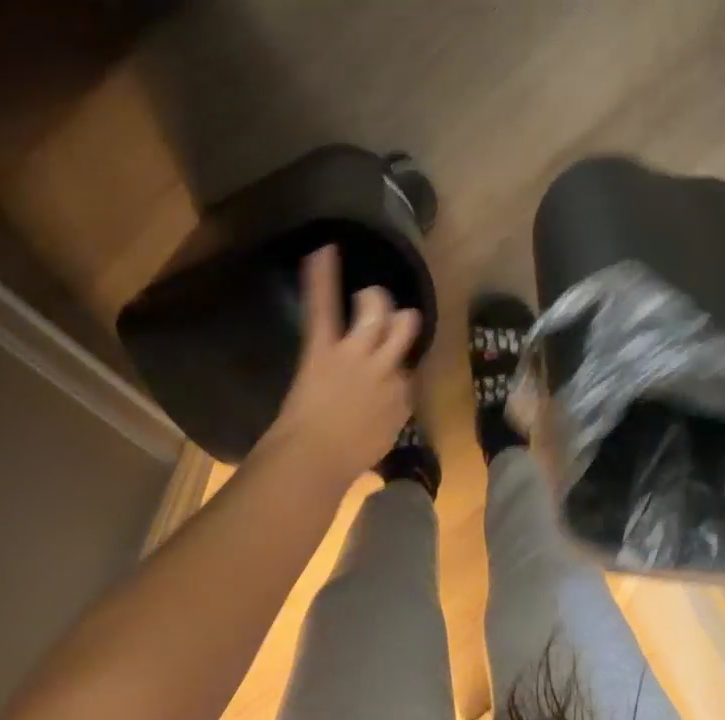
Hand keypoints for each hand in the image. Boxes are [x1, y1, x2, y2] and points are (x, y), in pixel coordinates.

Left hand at [263, 245, 420, 486]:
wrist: (316, 457)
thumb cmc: (343, 464)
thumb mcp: (377, 449)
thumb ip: (381, 430)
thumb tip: (375, 433)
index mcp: (401, 401)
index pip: (407, 374)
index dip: (398, 370)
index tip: (392, 373)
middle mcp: (387, 370)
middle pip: (402, 334)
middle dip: (400, 324)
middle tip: (393, 321)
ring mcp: (357, 354)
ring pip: (377, 314)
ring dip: (374, 301)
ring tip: (369, 295)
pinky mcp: (325, 347)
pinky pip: (325, 307)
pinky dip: (322, 278)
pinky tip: (323, 250)